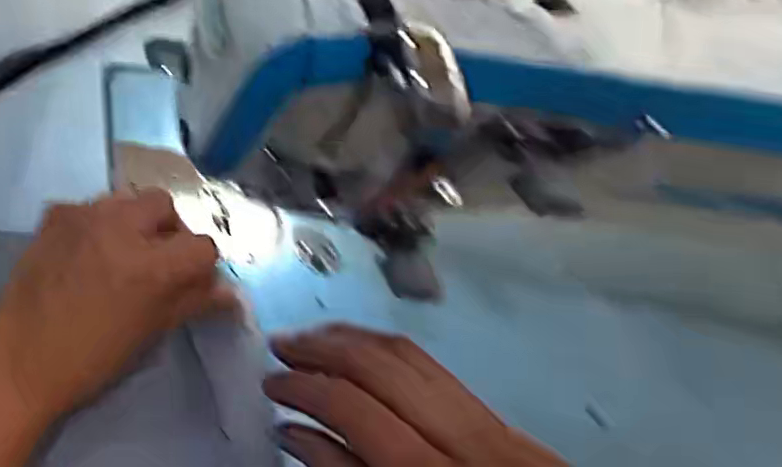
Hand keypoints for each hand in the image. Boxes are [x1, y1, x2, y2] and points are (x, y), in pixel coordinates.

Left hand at [0, 189, 232, 428]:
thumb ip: (190, 302)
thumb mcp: (149, 333)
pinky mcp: (56, 211)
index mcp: (150, 264)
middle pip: (163, 203)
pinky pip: (90, 205)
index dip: (201, 264)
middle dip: (167, 228)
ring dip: (131, 219)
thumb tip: (227, 291)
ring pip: (125, 198)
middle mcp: (120, 225)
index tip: (190, 279)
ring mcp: (84, 212)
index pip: (201, 244)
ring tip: (117, 252)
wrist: (22, 355)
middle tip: (155, 258)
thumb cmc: (91, 357)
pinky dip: (96, 222)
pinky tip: (84, 251)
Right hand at [265, 324, 567, 466]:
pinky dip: (384, 348)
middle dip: (319, 347)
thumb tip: (291, 430)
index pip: (353, 407)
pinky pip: (433, 367)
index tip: (270, 383)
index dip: (303, 388)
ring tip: (309, 338)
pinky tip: (358, 348)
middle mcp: (469, 444)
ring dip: (347, 338)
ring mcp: (497, 429)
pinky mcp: (511, 426)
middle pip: (377, 365)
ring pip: (404, 353)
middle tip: (278, 346)